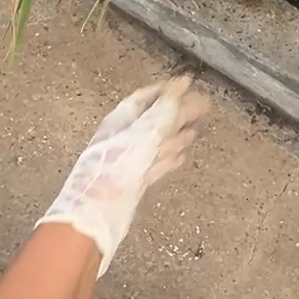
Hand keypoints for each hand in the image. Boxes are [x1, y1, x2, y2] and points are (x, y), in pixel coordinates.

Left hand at [35, 75, 207, 274]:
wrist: (95, 216)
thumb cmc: (113, 172)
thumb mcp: (142, 135)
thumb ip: (163, 113)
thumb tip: (181, 87)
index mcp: (121, 121)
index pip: (145, 98)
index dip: (167, 90)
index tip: (187, 83)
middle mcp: (125, 138)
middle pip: (155, 119)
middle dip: (178, 111)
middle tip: (203, 106)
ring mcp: (130, 161)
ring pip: (158, 142)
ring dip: (178, 134)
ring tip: (196, 130)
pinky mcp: (134, 182)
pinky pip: (156, 164)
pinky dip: (170, 158)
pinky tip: (181, 157)